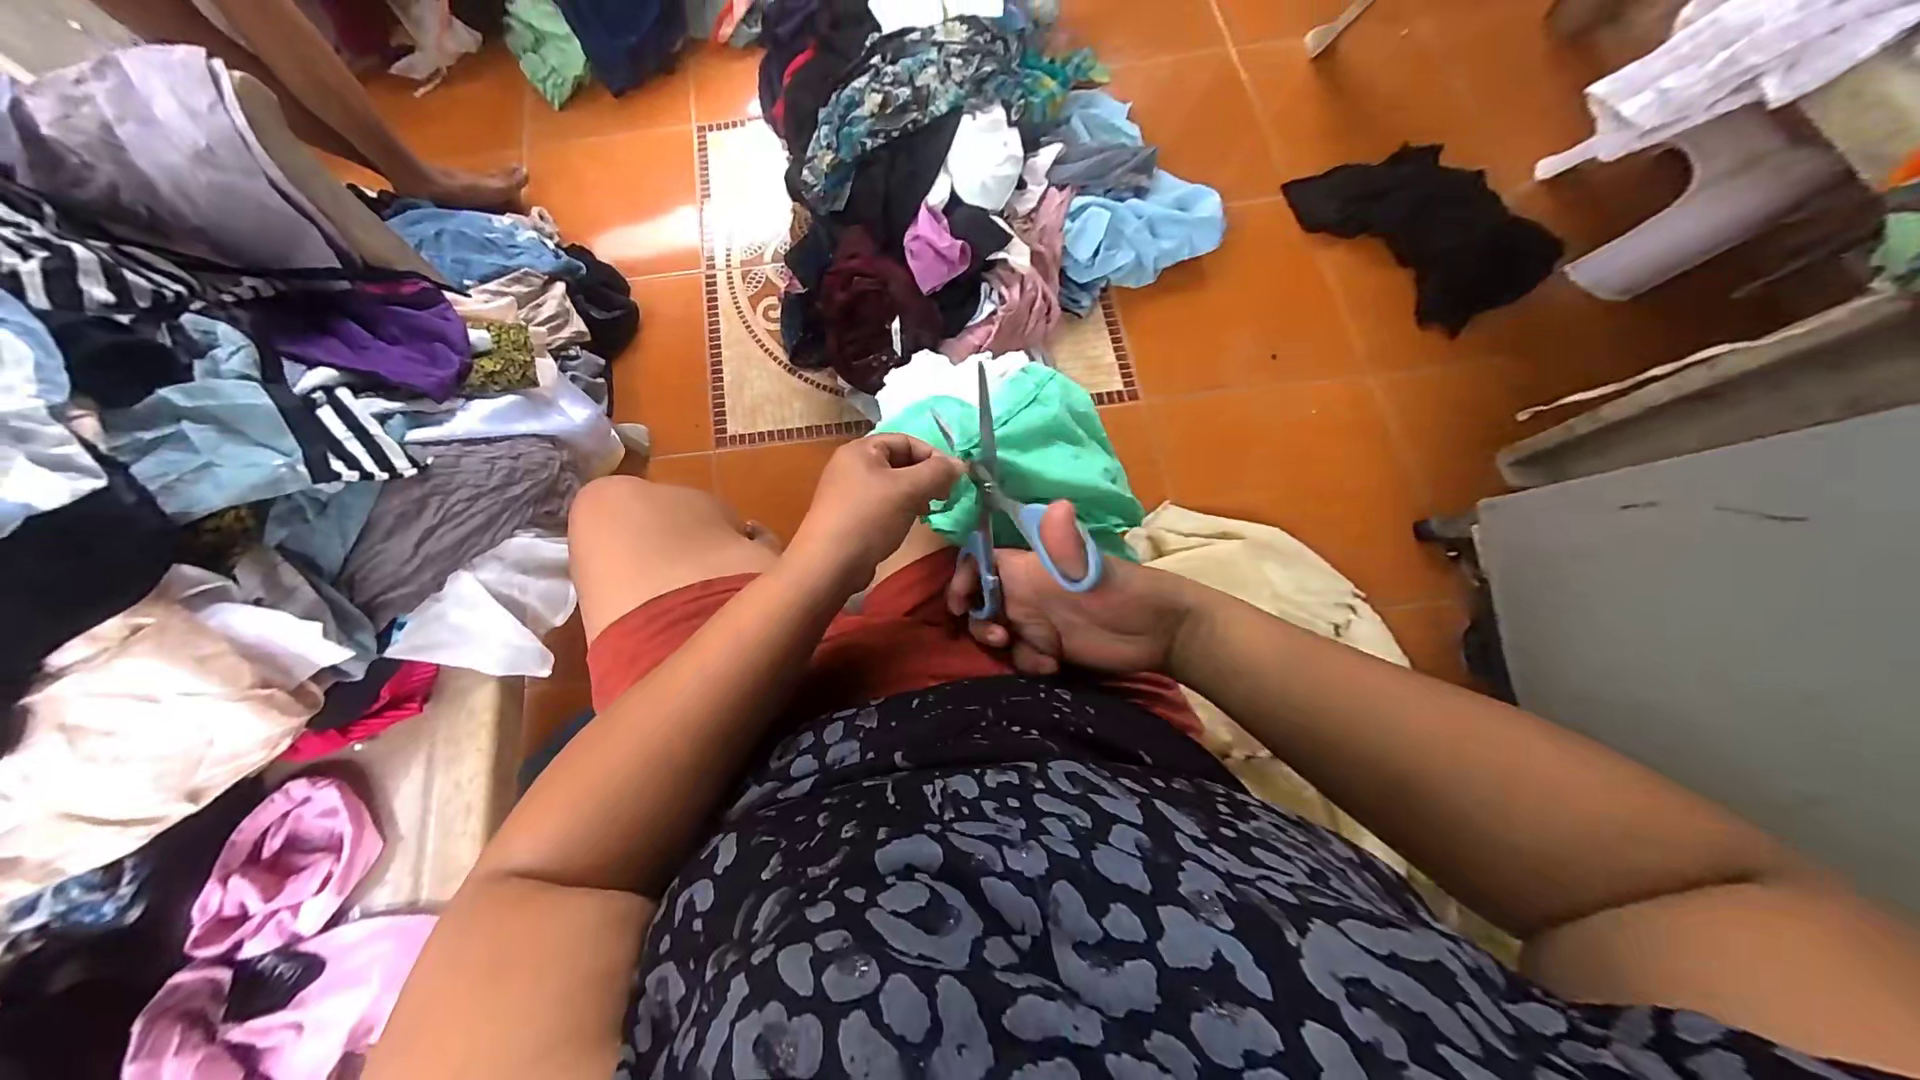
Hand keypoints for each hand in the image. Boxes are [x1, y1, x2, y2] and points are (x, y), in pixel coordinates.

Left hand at [788, 435, 964, 596]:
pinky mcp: (852, 516)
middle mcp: (852, 465)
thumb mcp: (908, 489)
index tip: (954, 477)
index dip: (933, 455)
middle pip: (900, 461)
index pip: (906, 440)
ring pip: (894, 484)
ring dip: (917, 493)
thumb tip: (961, 464)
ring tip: (933, 509)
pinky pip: (884, 504)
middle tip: (946, 495)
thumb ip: (937, 472)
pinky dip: (903, 508)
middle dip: (927, 476)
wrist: (829, 564)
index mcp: (861, 449)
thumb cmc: (869, 518)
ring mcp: (850, 492)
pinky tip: (913, 522)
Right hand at [947, 500, 1195, 675]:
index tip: (959, 601)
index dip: (963, 577)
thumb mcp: (1095, 571)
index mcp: (1028, 567)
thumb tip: (1056, 505)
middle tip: (998, 637)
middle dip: (979, 621)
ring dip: (1004, 647)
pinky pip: (1021, 657)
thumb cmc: (1128, 593)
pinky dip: (1029, 664)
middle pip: (981, 602)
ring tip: (1036, 657)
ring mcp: (1036, 622)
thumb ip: (1068, 546)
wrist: (1161, 634)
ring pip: (997, 633)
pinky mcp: (1048, 649)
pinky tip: (1054, 665)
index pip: (981, 562)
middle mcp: (1026, 592)